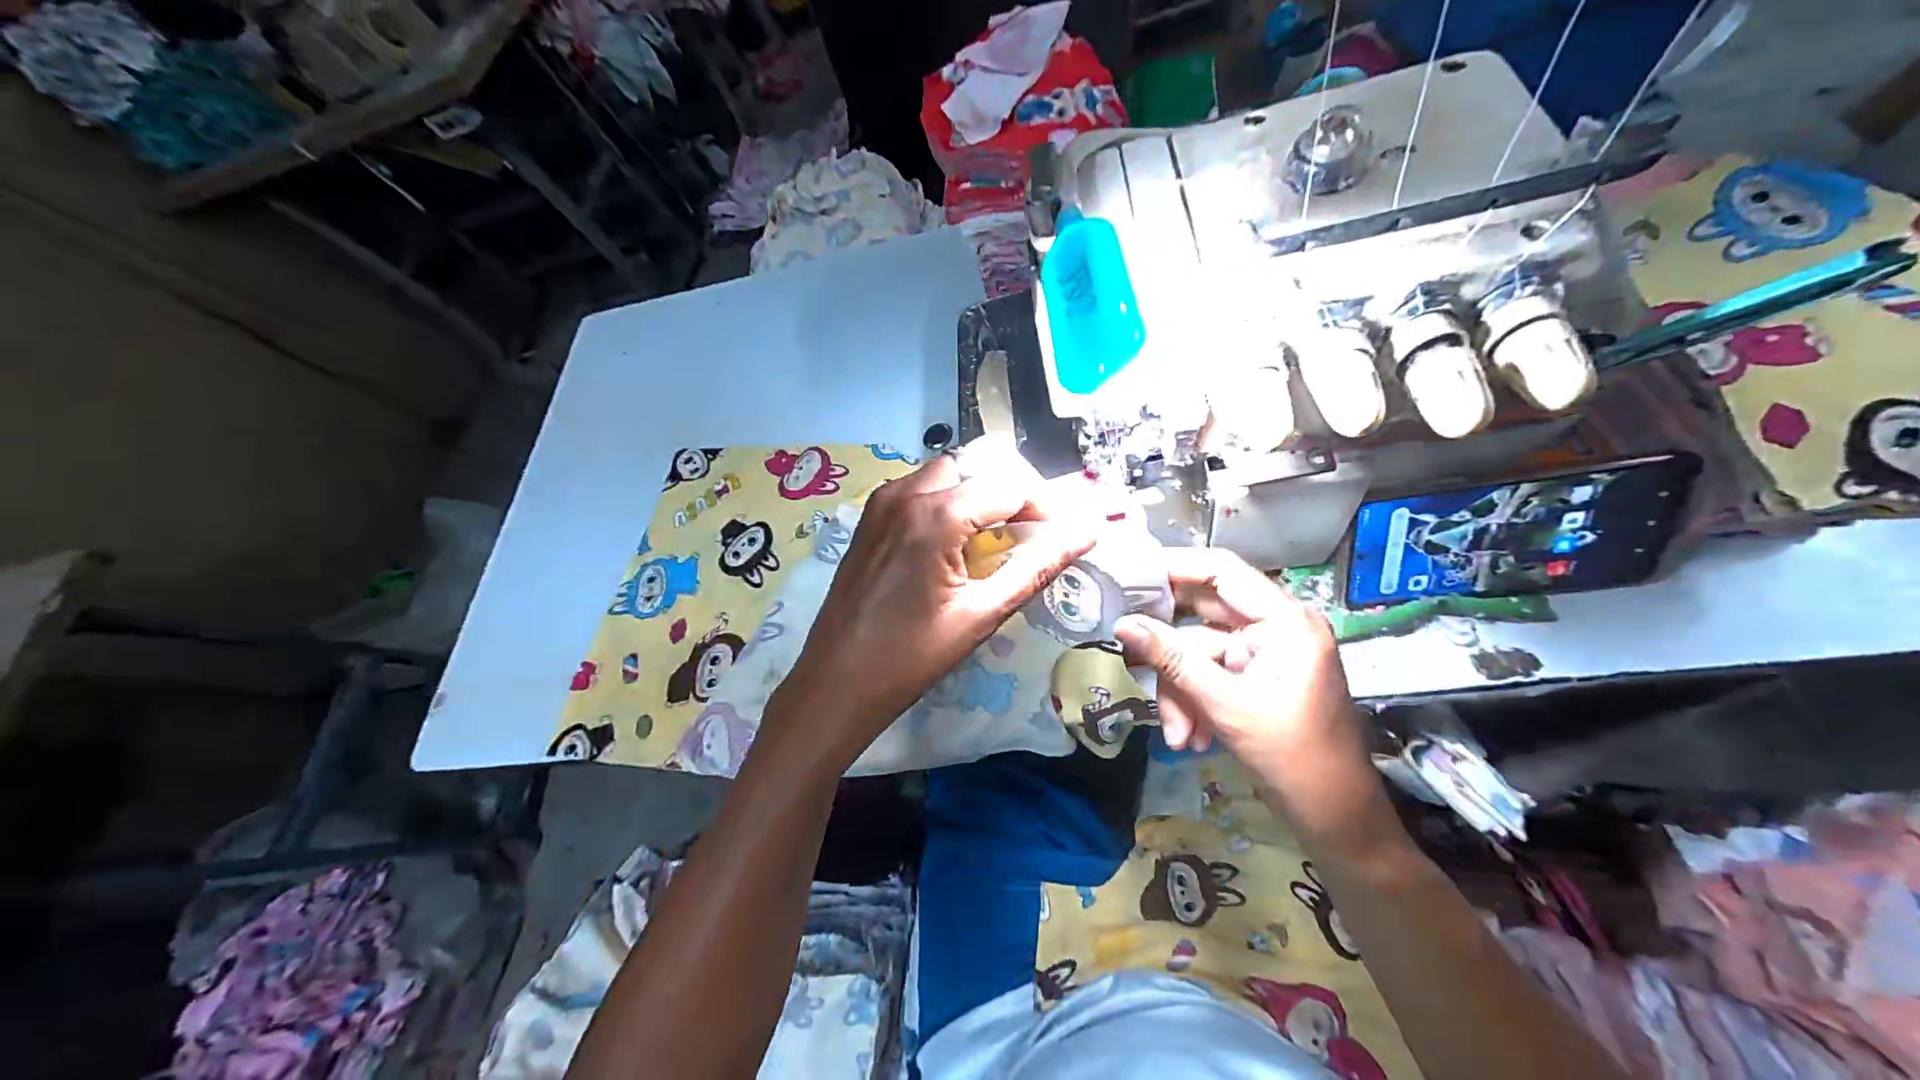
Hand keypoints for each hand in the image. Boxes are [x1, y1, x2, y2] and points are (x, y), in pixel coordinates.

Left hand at [771, 453, 1094, 767]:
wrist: (836, 682)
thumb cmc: (910, 657)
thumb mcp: (981, 614)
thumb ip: (1035, 567)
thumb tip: (1085, 534)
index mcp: (936, 516)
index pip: (1010, 487)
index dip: (1044, 508)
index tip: (1061, 537)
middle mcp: (905, 494)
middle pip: (976, 469)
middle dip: (1010, 494)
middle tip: (1031, 534)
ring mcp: (881, 503)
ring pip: (945, 475)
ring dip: (976, 495)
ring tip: (995, 540)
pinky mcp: (869, 518)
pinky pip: (918, 490)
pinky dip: (946, 502)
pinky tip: (954, 544)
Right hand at [1114, 549, 1373, 820]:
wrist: (1334, 814)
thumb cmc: (1292, 755)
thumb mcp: (1224, 704)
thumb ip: (1171, 660)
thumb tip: (1122, 624)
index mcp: (1285, 620)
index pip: (1221, 572)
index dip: (1174, 567)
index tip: (1130, 574)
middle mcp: (1276, 627)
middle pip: (1203, 618)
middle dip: (1171, 657)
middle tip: (1131, 659)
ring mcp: (1266, 653)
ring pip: (1200, 654)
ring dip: (1182, 692)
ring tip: (1178, 733)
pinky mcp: (1256, 676)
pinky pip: (1211, 675)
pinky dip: (1195, 702)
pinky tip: (1191, 737)